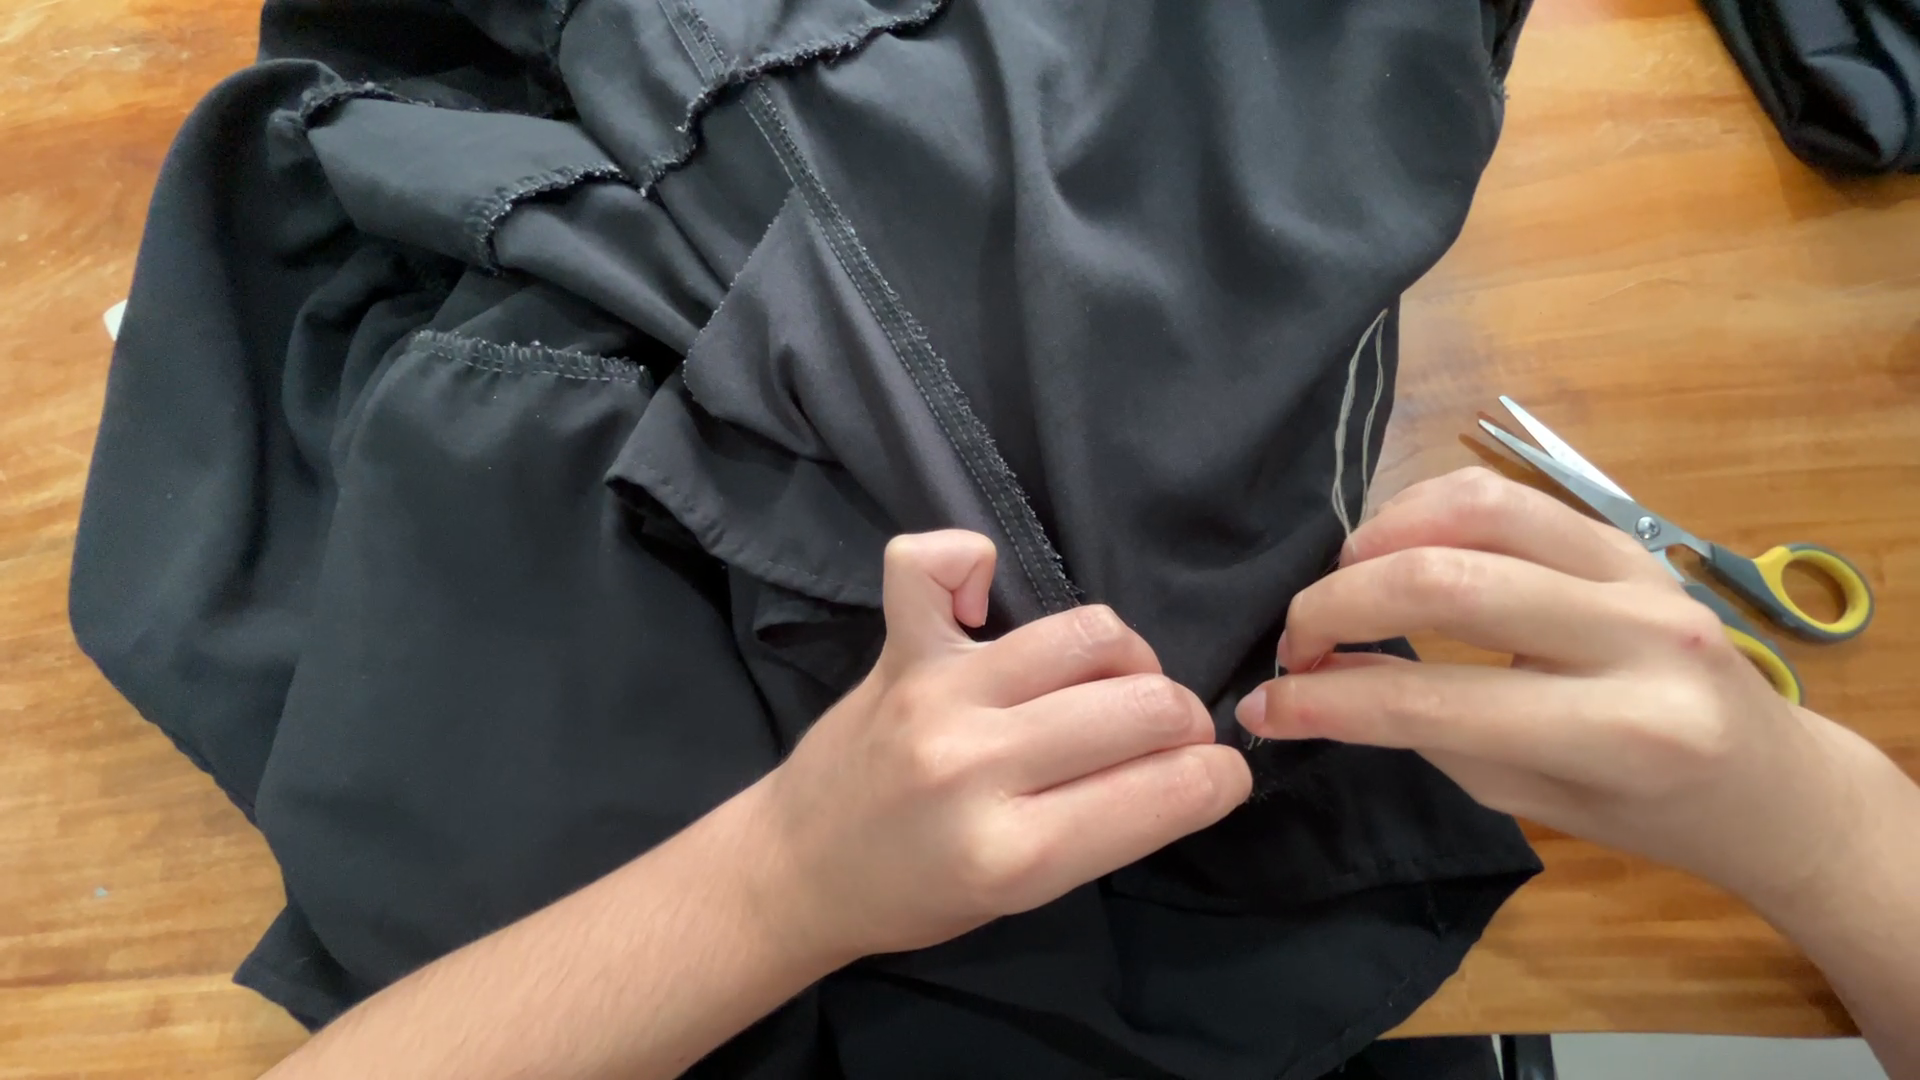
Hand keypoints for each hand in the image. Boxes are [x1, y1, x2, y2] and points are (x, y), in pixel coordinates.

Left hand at [753, 531, 1250, 959]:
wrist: (800, 867)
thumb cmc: (916, 894)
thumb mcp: (1024, 895)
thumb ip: (1106, 825)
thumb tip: (1187, 761)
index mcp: (1014, 854)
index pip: (1166, 792)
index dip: (1220, 777)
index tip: (1220, 772)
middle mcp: (975, 764)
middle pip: (1140, 705)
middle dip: (1184, 719)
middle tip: (1167, 731)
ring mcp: (934, 694)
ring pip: (1084, 634)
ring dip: (1126, 655)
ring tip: (1108, 680)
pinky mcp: (898, 651)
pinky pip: (926, 564)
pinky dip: (967, 559)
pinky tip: (985, 594)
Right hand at [1234, 467, 1871, 912]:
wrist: (1765, 777)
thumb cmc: (1634, 807)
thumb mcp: (1513, 792)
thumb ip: (1410, 724)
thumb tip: (1299, 688)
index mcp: (1619, 733)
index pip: (1426, 702)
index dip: (1321, 700)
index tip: (1261, 705)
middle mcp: (1638, 635)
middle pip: (1441, 583)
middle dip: (1331, 607)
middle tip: (1296, 640)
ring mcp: (1633, 567)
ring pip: (1469, 510)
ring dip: (1373, 542)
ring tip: (1344, 583)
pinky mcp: (1614, 532)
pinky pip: (1493, 491)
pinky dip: (1415, 510)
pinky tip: (1392, 548)